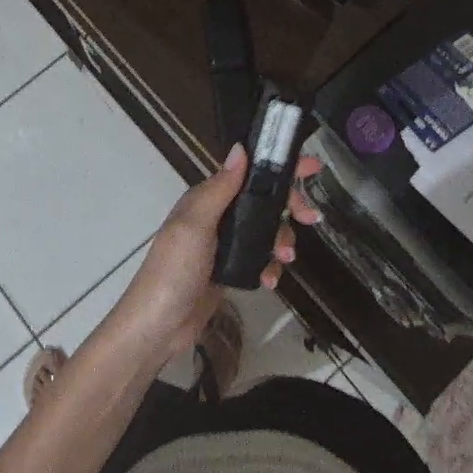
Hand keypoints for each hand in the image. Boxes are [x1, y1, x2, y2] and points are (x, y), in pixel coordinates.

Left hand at [109, 143, 320, 363]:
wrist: (159, 325)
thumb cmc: (174, 269)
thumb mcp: (196, 224)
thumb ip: (220, 189)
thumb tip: (241, 148)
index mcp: (206, 199)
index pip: (247, 173)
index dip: (279, 167)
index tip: (312, 166)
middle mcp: (216, 217)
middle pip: (262, 202)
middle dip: (288, 208)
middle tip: (310, 219)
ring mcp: (224, 245)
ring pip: (265, 231)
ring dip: (281, 241)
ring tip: (285, 258)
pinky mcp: (230, 270)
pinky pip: (260, 259)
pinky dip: (270, 267)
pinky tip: (269, 281)